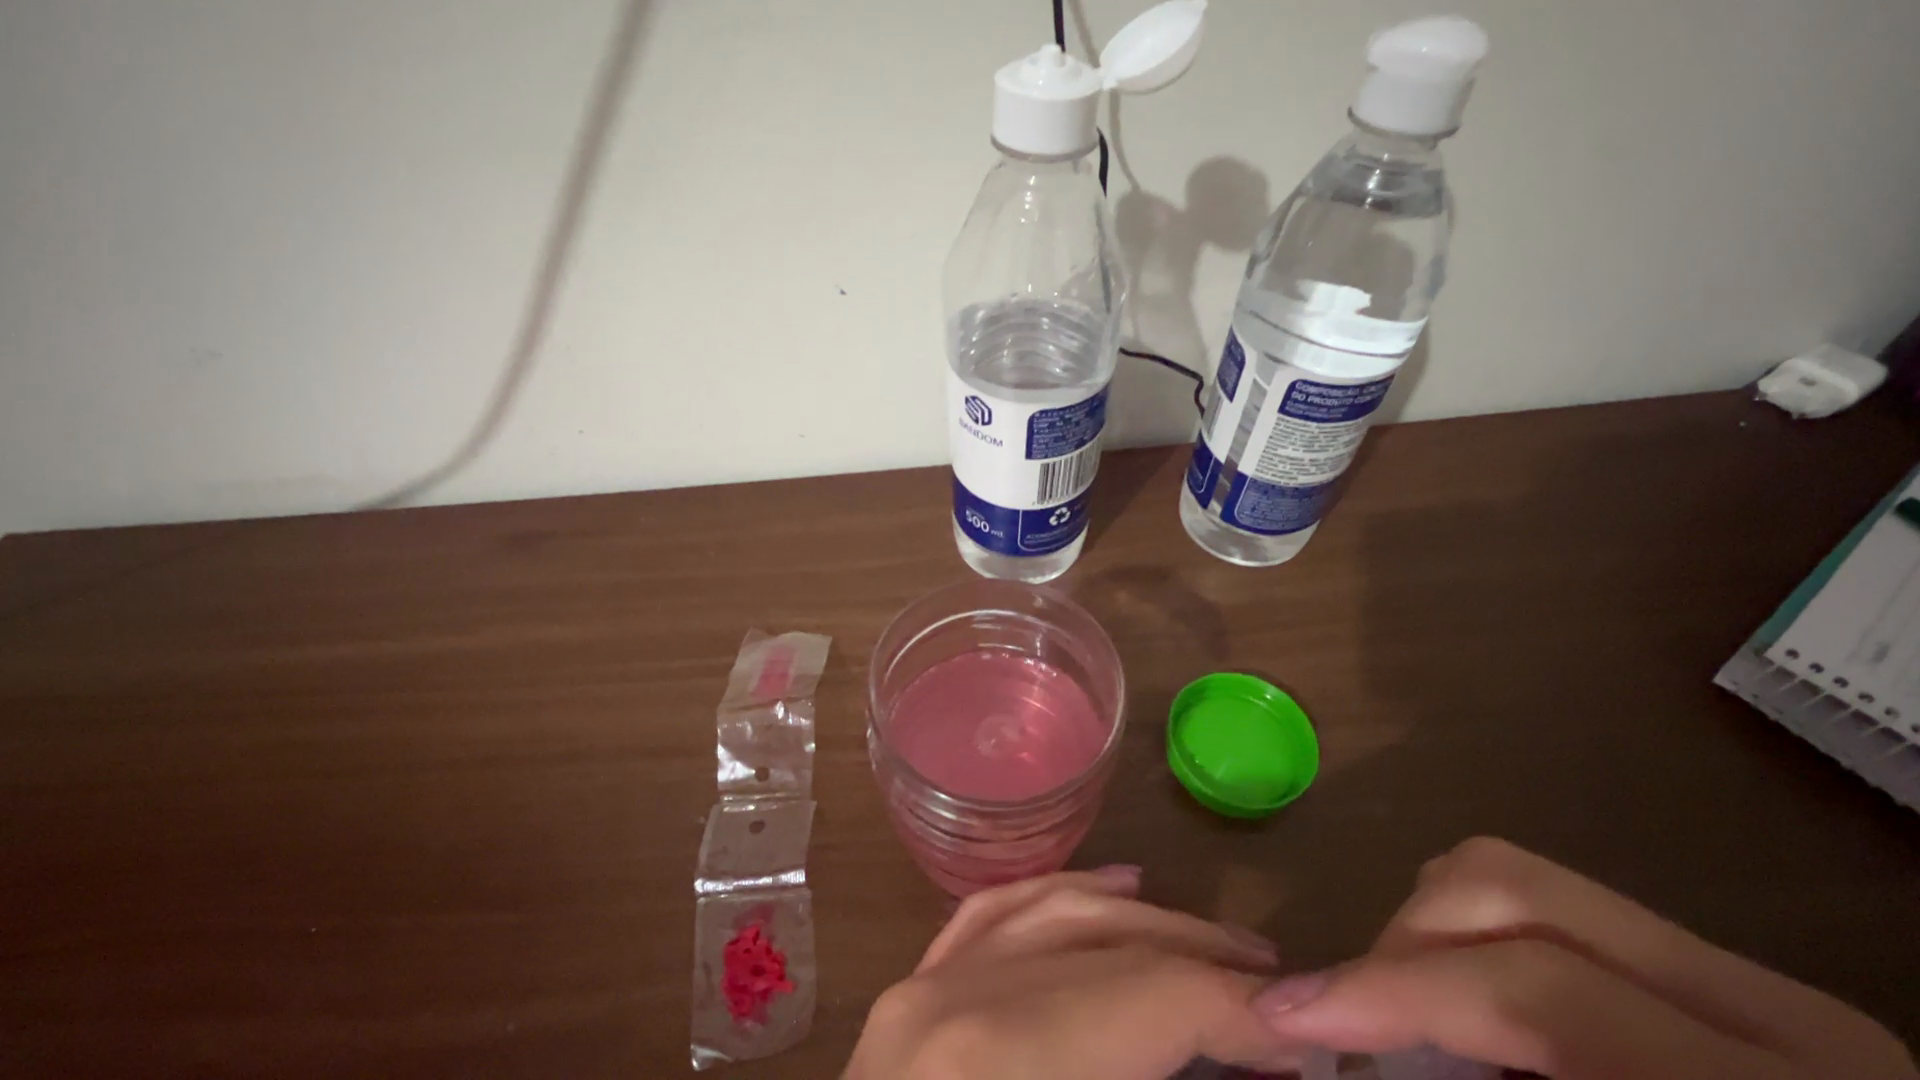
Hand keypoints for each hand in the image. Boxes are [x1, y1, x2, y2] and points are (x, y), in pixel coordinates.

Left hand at [843, 866, 1292, 1079]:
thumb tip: (1265, 1064)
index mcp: (1006, 1058)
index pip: (1157, 998)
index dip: (1246, 1015)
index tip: (1311, 1040)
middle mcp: (957, 1000)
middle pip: (1116, 952)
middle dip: (1212, 970)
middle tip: (1285, 1003)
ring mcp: (921, 989)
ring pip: (1060, 915)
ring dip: (1153, 925)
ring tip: (1228, 947)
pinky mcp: (907, 995)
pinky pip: (994, 916)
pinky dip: (1063, 893)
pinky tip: (1119, 884)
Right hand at [1260, 837, 1918, 1078]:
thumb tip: (1353, 1054)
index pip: (1532, 992)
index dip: (1392, 992)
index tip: (1288, 1011)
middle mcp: (1762, 1006)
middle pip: (1509, 884)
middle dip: (1400, 937)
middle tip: (1352, 1008)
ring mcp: (1745, 981)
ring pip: (1524, 881)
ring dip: (1431, 931)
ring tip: (1408, 1007)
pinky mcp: (1724, 980)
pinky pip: (1558, 916)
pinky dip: (1481, 946)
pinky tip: (1473, 1014)